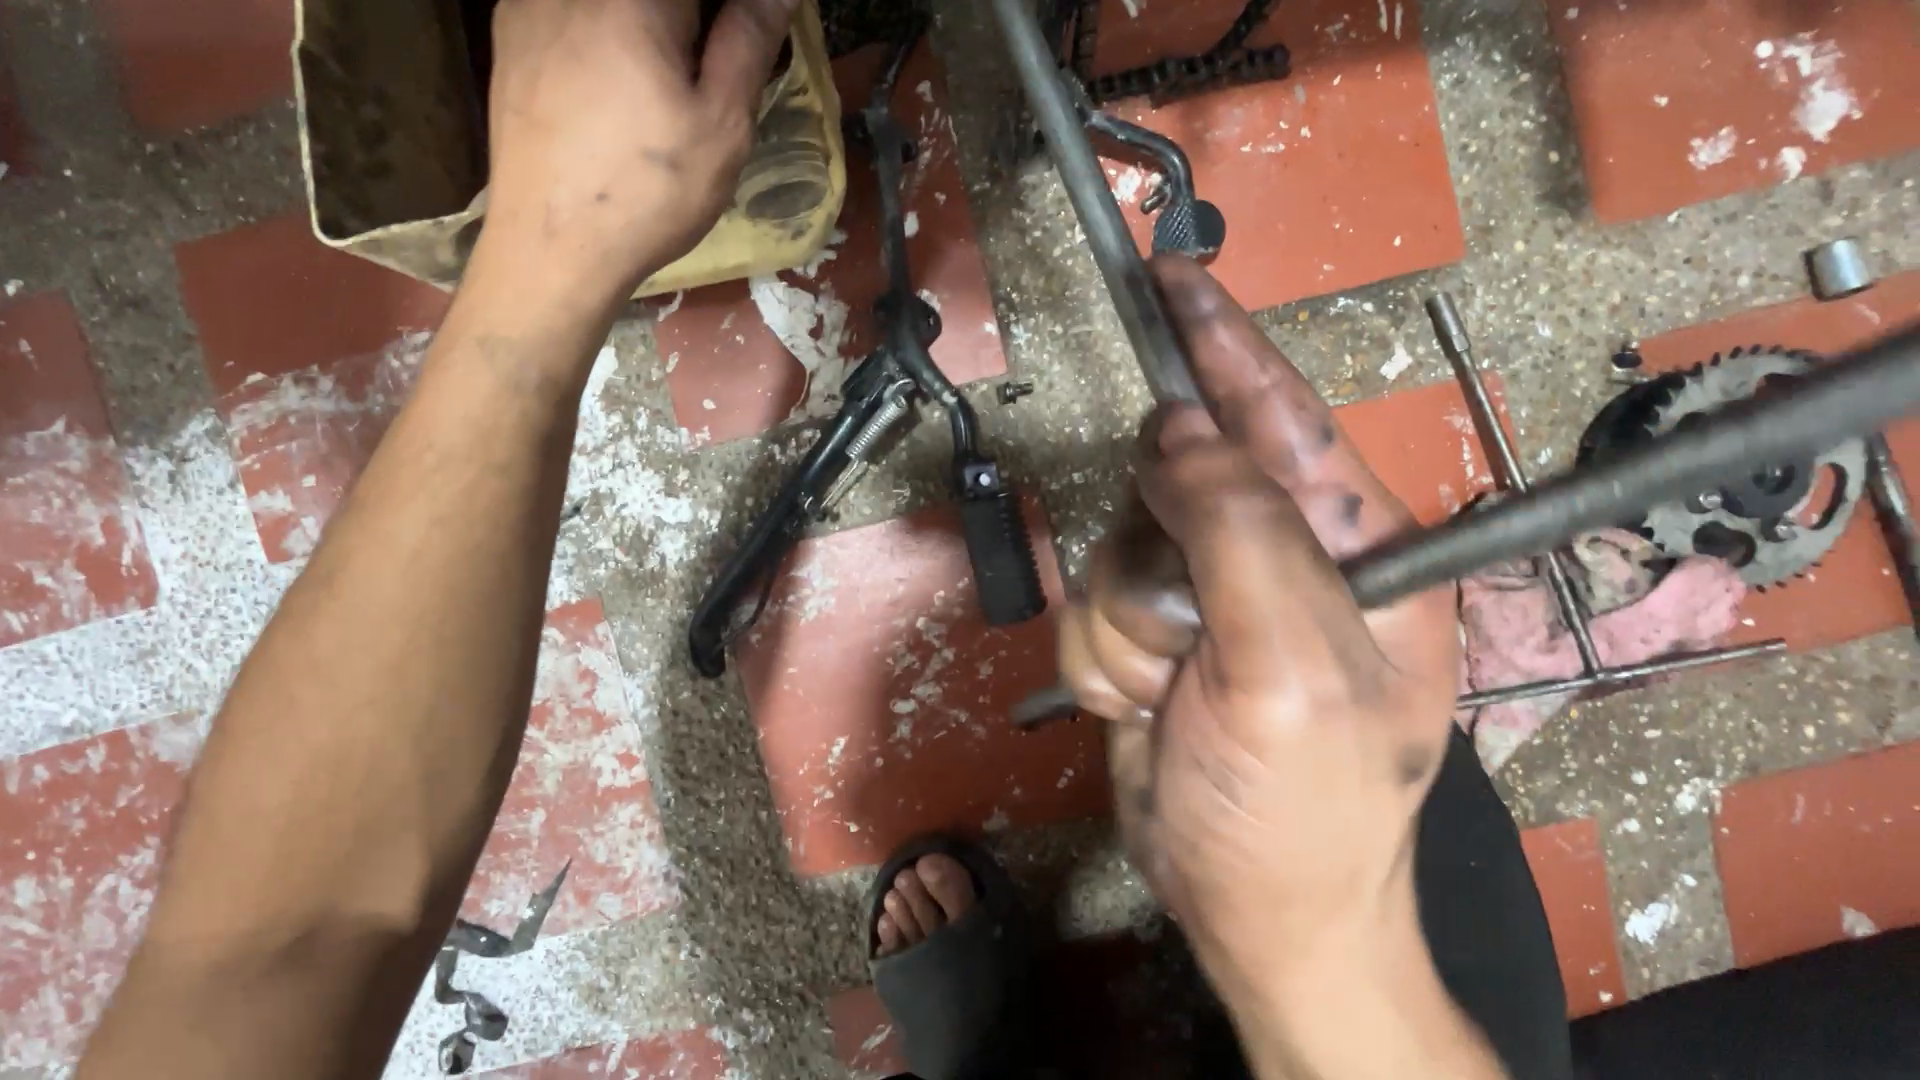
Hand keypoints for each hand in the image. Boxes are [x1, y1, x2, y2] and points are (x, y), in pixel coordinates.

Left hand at [478, 0, 796, 303]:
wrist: (552, 248)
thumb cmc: (651, 194)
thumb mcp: (722, 126)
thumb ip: (749, 40)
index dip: (729, 19)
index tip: (739, 56)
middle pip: (657, 2)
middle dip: (690, 27)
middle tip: (704, 81)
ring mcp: (531, 2)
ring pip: (612, 9)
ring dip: (648, 35)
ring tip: (657, 97)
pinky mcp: (510, 35)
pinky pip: (571, 13)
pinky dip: (604, 37)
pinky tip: (613, 93)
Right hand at [1058, 257, 1460, 1004]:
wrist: (1251, 912)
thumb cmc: (1306, 813)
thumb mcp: (1292, 670)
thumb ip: (1242, 534)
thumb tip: (1183, 436)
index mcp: (1355, 545)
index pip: (1281, 415)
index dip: (1224, 344)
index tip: (1175, 278)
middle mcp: (1280, 557)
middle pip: (1171, 482)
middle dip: (1153, 559)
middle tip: (1180, 634)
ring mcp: (1208, 599)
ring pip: (1116, 550)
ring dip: (1125, 630)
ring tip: (1170, 695)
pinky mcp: (1153, 636)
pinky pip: (1090, 610)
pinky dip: (1103, 664)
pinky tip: (1145, 710)